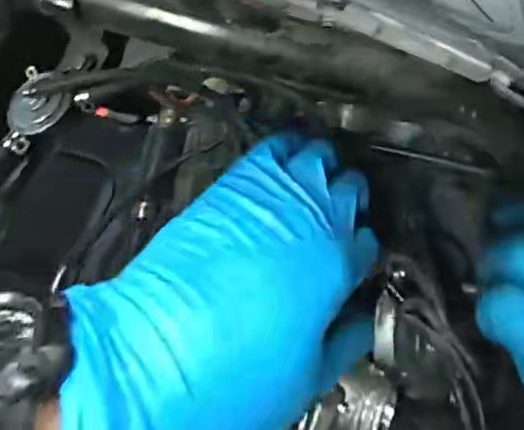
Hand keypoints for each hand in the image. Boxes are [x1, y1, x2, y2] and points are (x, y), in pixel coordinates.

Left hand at [58, 134, 379, 429]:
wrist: (154, 359)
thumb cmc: (228, 375)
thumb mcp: (306, 377)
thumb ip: (345, 340)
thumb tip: (361, 323)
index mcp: (338, 264)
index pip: (369, 240)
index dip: (363, 249)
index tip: (355, 256)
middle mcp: (315, 216)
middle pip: (351, 186)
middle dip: (352, 198)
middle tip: (341, 212)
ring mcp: (277, 192)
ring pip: (319, 153)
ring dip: (324, 163)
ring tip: (318, 175)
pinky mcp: (240, 180)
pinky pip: (276, 145)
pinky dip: (287, 146)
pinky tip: (286, 155)